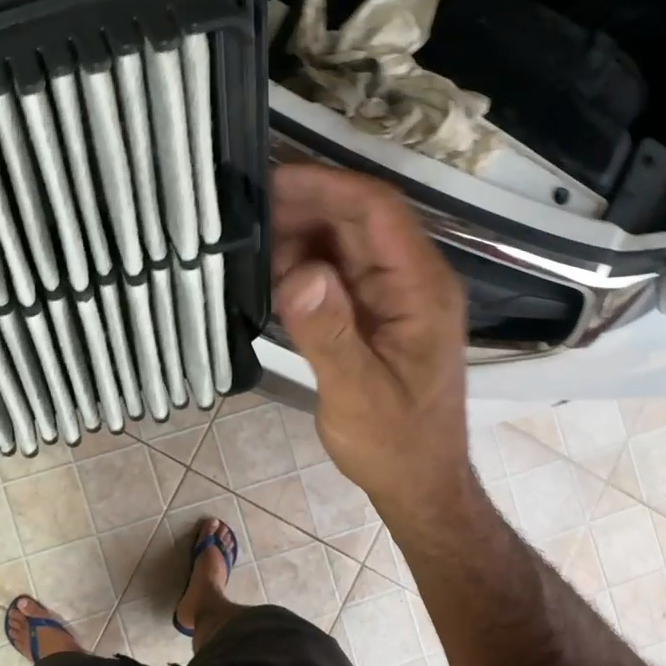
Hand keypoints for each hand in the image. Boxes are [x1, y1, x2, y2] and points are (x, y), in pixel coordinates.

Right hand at [270, 164, 476, 523]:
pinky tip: (268, 280)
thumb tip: (298, 273)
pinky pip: (337, 276)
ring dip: (299, 239)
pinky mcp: (373, 317)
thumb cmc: (394, 443)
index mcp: (421, 289)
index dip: (327, 187)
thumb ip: (329, 334)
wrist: (418, 482)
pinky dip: (302, 270)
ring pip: (345, 245)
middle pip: (360, 220)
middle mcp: (411, 282)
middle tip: (245, 215)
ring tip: (248, 250)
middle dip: (305, 208)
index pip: (378, 212)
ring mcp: (392, 298)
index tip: (272, 183)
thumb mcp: (358, 393)